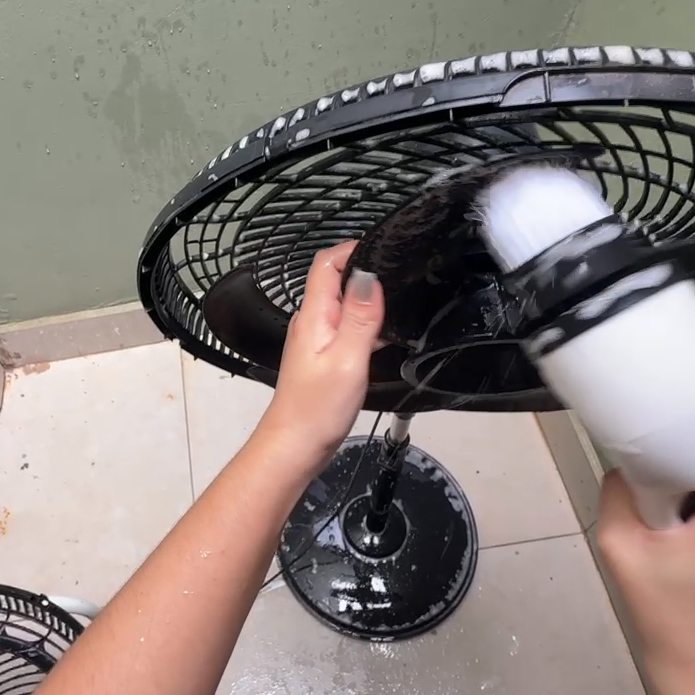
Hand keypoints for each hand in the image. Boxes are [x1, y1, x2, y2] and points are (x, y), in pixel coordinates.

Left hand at [250, 242, 384, 470]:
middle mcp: (311, 322)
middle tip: (399, 273)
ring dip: (367, 300)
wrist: (295, 446)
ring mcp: (316, 339)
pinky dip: (366, 325)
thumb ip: (360, 317)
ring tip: (399, 304)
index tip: (383, 248)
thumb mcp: (347, 359)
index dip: (352, 248)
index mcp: (314, 316)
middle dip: (365, 270)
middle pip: (335, 280)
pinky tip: (385, 338)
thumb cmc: (316, 408)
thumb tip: (369, 276)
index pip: (326, 263)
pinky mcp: (323, 357)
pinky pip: (345, 328)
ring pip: (343, 305)